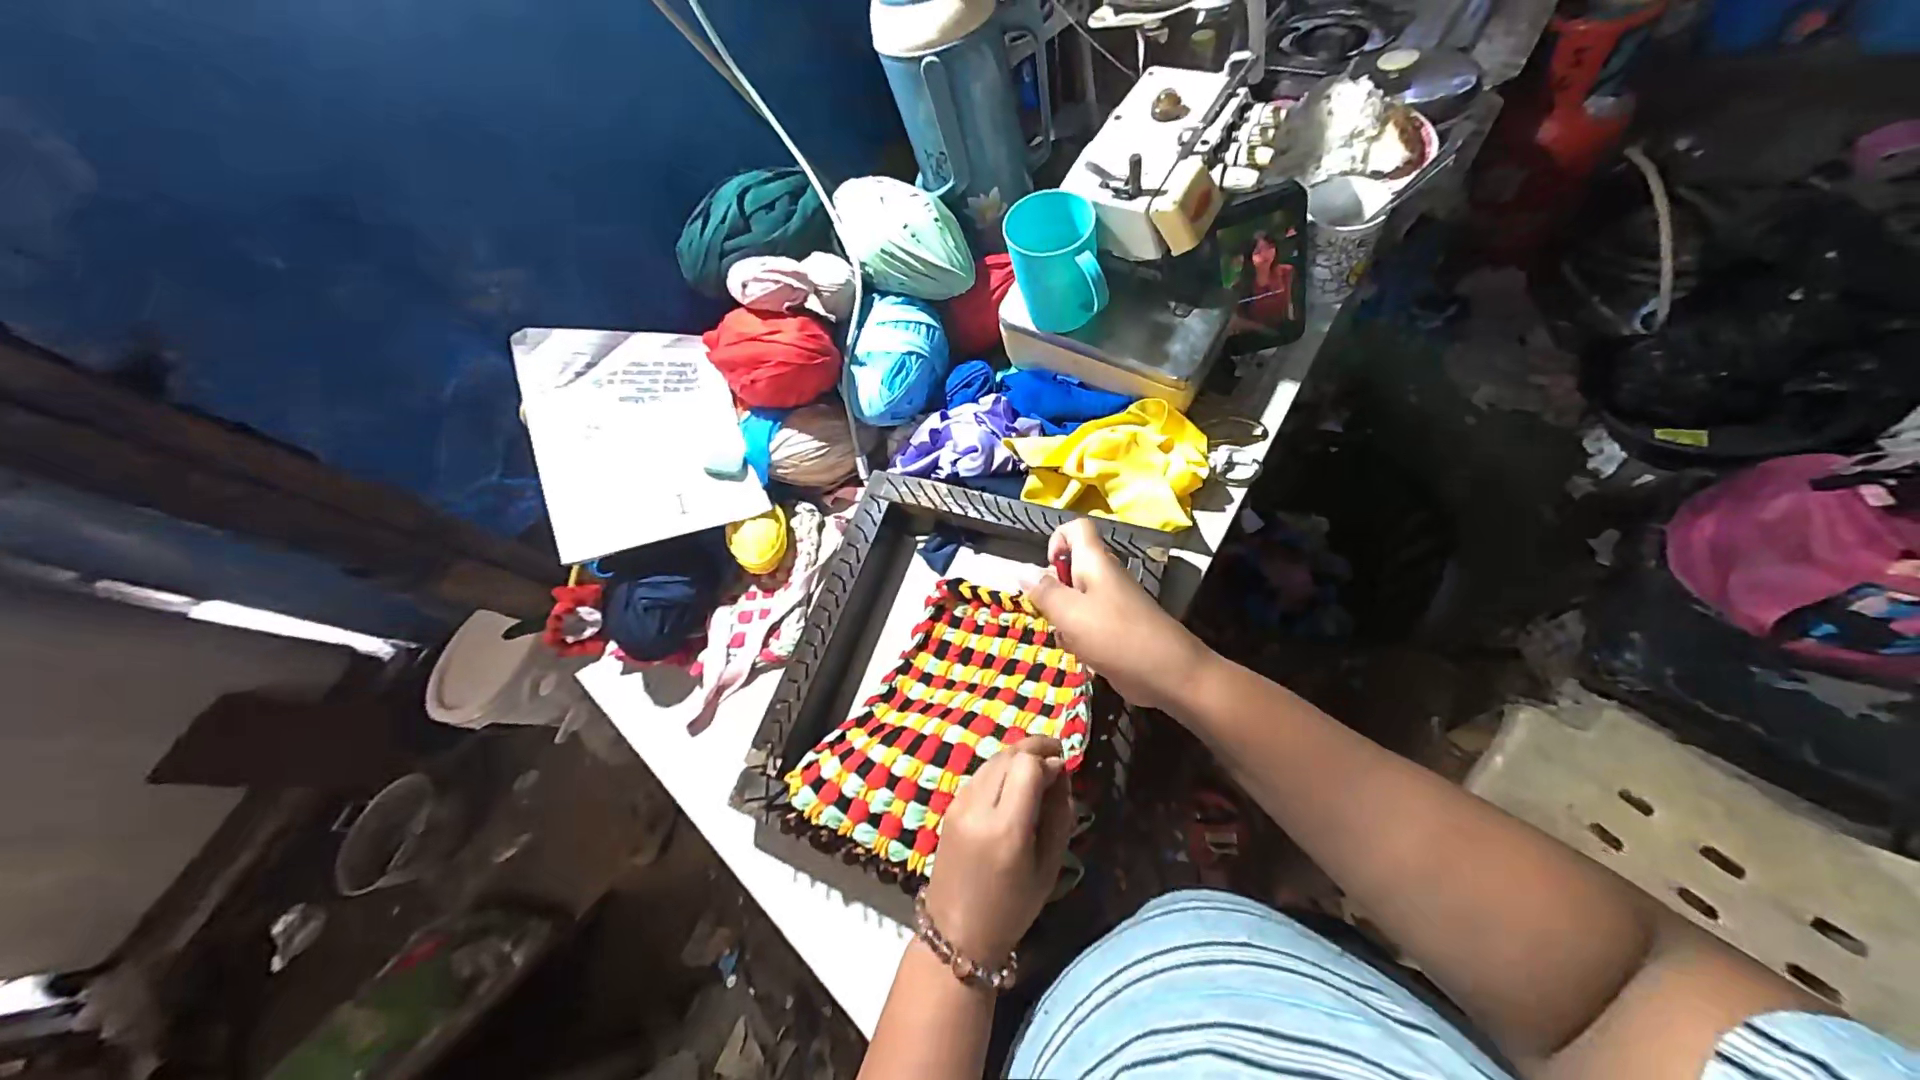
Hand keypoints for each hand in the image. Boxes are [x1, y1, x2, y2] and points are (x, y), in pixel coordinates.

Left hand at [923, 737, 1073, 968]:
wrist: (956, 932)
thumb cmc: (1012, 907)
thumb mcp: (1048, 866)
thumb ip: (1058, 814)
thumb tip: (1060, 772)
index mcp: (1006, 828)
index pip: (1027, 766)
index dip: (1049, 760)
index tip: (1065, 769)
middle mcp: (978, 808)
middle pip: (1009, 755)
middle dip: (1035, 749)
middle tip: (1057, 756)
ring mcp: (959, 804)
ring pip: (992, 759)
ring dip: (1017, 757)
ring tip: (1039, 768)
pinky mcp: (950, 806)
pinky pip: (980, 774)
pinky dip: (1000, 770)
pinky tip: (1013, 785)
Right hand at [1023, 518, 1213, 712]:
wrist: (1168, 673)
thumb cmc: (1115, 636)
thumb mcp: (1069, 613)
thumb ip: (1044, 592)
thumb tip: (1023, 571)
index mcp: (1095, 563)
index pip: (1076, 528)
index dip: (1056, 540)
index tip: (1048, 569)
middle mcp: (1104, 577)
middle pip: (1069, 570)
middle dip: (1052, 592)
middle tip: (1052, 614)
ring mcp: (1112, 604)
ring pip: (1074, 602)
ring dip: (1063, 620)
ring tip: (1069, 640)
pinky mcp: (1116, 629)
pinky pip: (1086, 625)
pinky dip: (1079, 638)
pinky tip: (1083, 655)